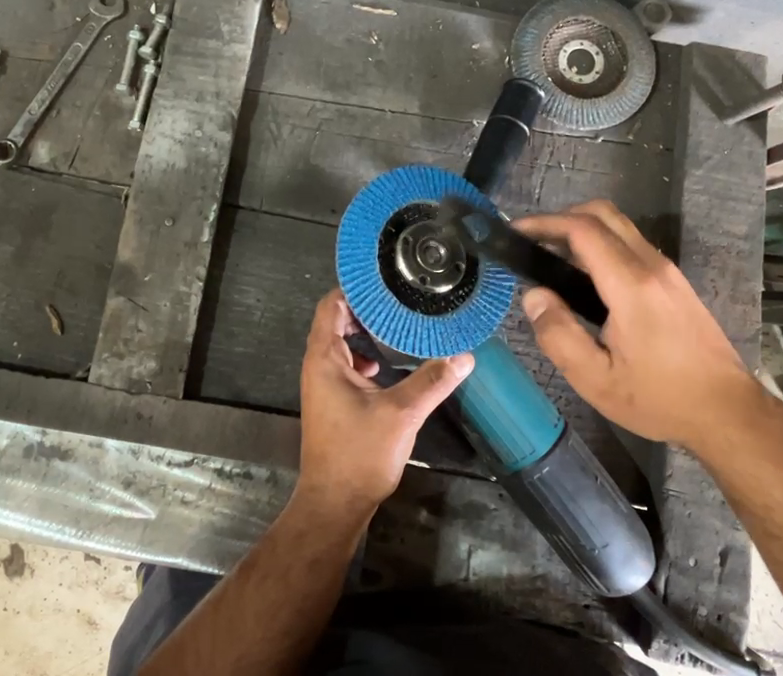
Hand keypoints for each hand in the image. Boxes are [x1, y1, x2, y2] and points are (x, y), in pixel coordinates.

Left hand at [294, 290, 474, 518]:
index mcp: (324, 358)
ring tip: (402, 324)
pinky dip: (366, 356)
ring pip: (343, 344)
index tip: (387, 279)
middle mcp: (318, 365)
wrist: (335, 502)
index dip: (355, 288)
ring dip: (367, 333)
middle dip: (368, 309)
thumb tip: (464, 355)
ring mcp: (323, 385)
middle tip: (402, 299)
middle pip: (337, 321)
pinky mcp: (333, 401)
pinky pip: (347, 365)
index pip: (331, 305)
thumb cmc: (360, 453)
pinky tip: (390, 364)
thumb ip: (432, 381)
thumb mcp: (402, 413)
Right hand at [514, 200, 761, 447]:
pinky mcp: (675, 282)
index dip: (544, 223)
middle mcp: (652, 266)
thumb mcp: (596, 380)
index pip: (583, 230)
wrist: (728, 412)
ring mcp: (668, 271)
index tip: (515, 232)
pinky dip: (601, 243)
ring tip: (551, 259)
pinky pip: (631, 244)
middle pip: (603, 214)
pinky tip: (584, 277)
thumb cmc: (659, 399)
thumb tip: (534, 296)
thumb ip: (558, 334)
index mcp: (631, 286)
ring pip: (619, 226)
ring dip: (582, 229)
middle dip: (561, 217)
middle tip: (531, 242)